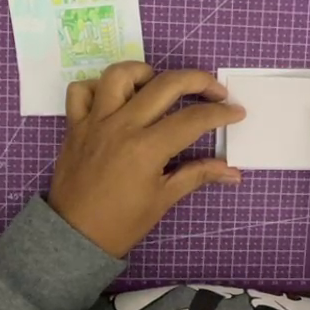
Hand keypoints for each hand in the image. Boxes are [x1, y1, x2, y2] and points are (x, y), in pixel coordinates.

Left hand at [49, 63, 244, 257]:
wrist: (74, 237)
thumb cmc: (121, 223)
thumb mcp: (163, 199)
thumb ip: (197, 175)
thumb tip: (233, 172)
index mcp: (147, 148)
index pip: (193, 119)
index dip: (221, 113)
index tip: (236, 112)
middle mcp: (121, 126)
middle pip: (166, 84)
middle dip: (199, 81)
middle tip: (215, 91)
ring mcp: (94, 122)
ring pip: (119, 75)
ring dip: (145, 72)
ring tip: (159, 85)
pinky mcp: (74, 125)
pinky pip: (80, 90)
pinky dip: (98, 87)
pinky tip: (115, 98)